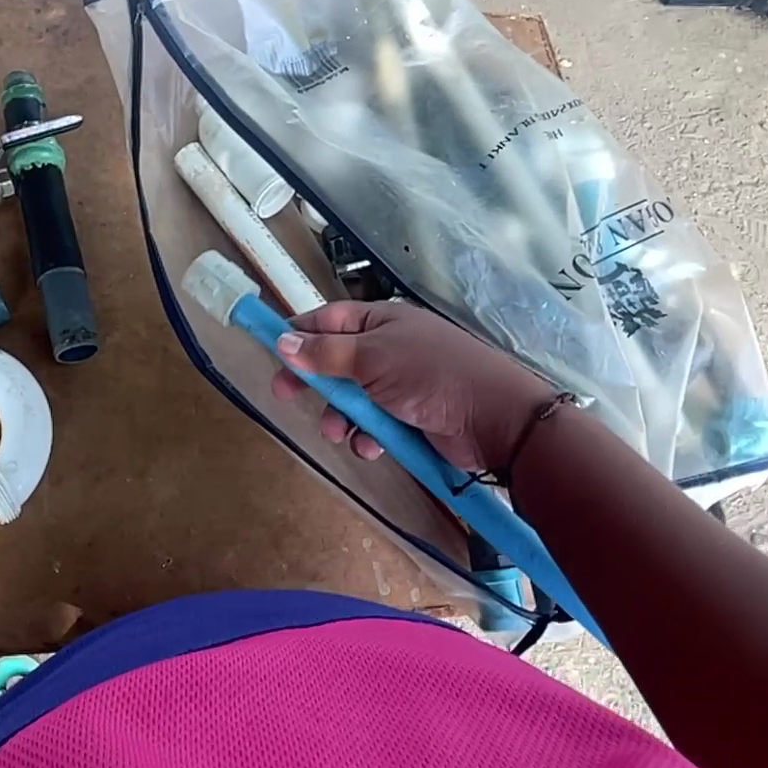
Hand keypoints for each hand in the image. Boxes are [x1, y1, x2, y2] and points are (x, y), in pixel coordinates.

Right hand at [270, 300, 555, 471]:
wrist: (496, 419)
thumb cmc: (431, 376)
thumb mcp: (372, 359)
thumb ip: (326, 354)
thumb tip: (283, 342)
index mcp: (380, 322)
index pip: (328, 320)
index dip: (299, 334)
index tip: (272, 353)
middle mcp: (388, 348)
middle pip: (335, 361)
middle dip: (315, 382)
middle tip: (286, 397)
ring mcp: (401, 383)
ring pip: (352, 398)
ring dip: (341, 416)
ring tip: (340, 433)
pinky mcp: (411, 416)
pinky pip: (374, 424)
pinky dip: (368, 436)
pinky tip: (372, 447)